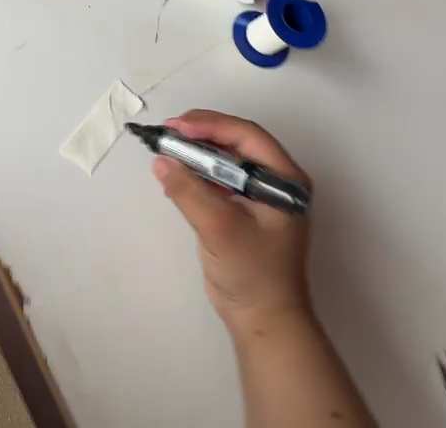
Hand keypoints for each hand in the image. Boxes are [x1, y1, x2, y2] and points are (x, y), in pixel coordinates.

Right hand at [155, 110, 312, 340]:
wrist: (263, 319)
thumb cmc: (253, 273)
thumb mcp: (220, 229)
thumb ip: (190, 192)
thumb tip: (161, 161)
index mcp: (284, 179)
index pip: (247, 136)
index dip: (211, 125)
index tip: (178, 127)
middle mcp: (274, 180)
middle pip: (235, 142)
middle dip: (200, 134)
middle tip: (168, 132)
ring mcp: (258, 194)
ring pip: (224, 158)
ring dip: (195, 151)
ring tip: (166, 147)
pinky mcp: (241, 208)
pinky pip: (217, 178)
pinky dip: (196, 172)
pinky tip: (175, 174)